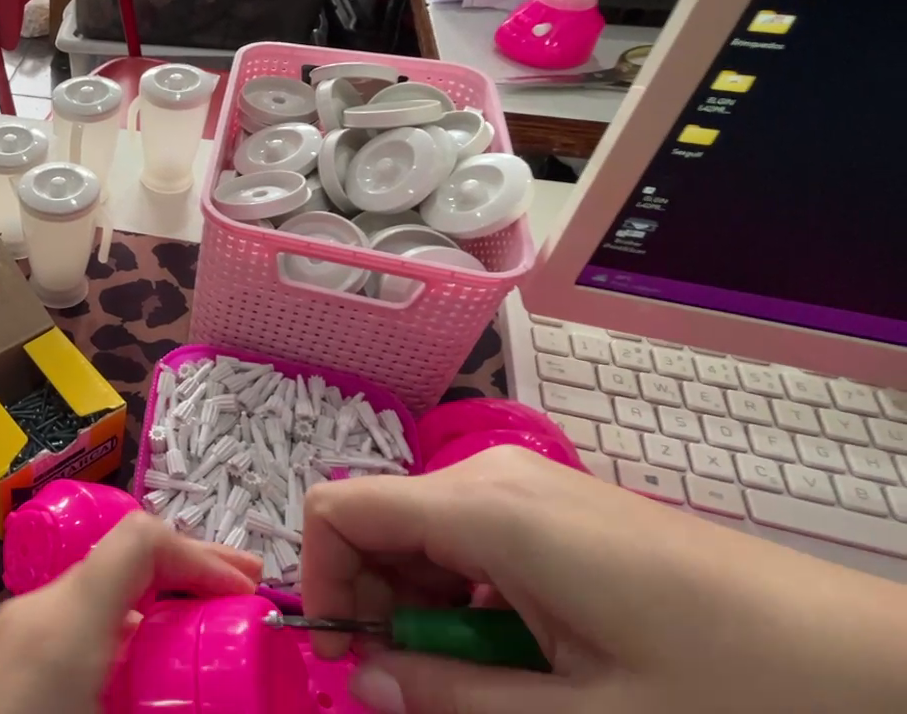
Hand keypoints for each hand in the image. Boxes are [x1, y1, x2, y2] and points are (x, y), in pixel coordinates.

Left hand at [0, 512, 259, 713]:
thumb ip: (167, 705)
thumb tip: (220, 700)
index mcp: (65, 622)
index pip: (139, 542)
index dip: (201, 556)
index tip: (247, 593)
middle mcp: (38, 608)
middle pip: (121, 558)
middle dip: (186, 570)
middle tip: (242, 593)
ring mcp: (17, 626)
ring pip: (99, 586)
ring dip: (155, 597)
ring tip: (204, 630)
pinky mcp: (8, 651)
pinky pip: (76, 615)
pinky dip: (123, 622)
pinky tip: (148, 660)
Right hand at [302, 447, 906, 713]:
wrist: (889, 668)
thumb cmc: (734, 693)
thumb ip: (452, 697)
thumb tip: (361, 682)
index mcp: (482, 508)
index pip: (339, 510)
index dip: (319, 579)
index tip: (346, 659)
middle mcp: (490, 477)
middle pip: (380, 524)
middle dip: (378, 605)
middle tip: (422, 688)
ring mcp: (528, 488)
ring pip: (424, 538)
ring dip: (428, 609)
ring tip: (493, 682)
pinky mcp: (559, 509)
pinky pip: (474, 541)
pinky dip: (469, 596)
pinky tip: (532, 652)